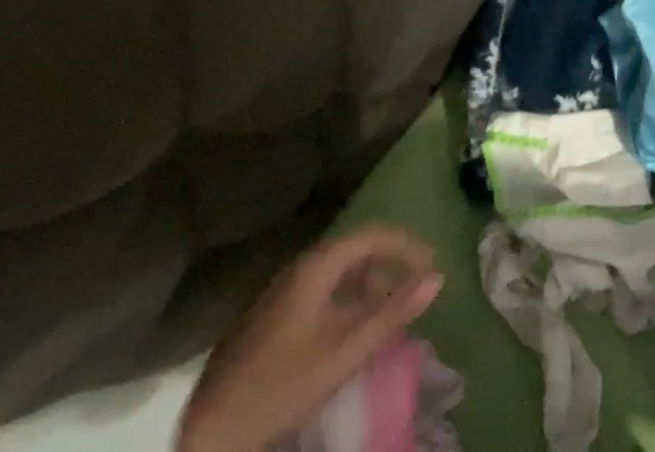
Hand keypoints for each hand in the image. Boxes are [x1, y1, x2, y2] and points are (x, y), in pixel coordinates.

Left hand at [177, 226, 443, 451]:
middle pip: (353, 248)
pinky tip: (357, 324)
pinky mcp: (276, 309)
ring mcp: (283, 288)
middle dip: (390, 261)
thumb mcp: (348, 350)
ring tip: (394, 307)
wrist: (218, 419)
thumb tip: (436, 277)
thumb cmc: (287, 381)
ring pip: (337, 269)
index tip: (433, 264)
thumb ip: (393, 312)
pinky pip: (322, 287)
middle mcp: (298, 267)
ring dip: (370, 280)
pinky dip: (349, 296)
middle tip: (419, 286)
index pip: (369, 235)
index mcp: (315, 267)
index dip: (405, 244)